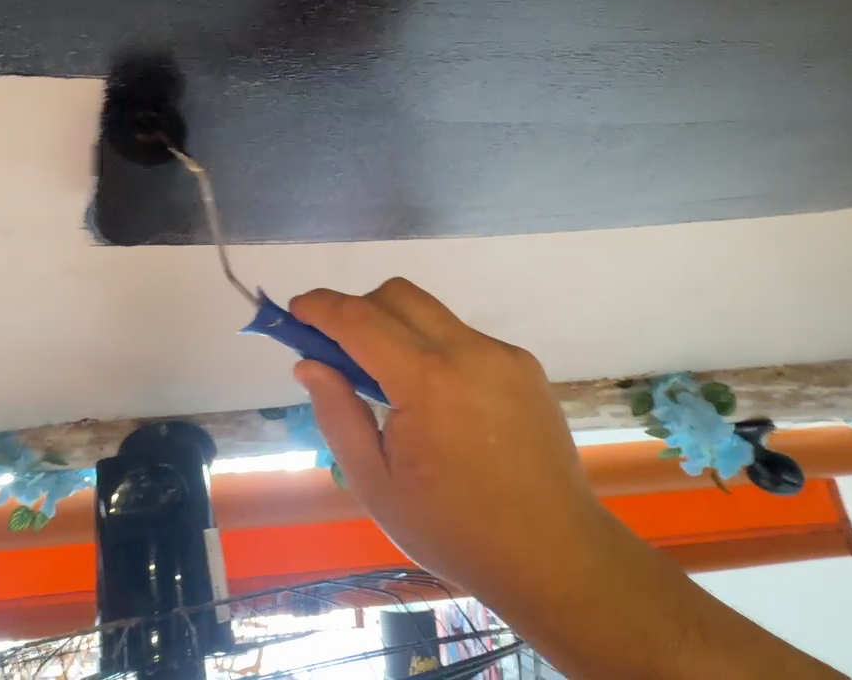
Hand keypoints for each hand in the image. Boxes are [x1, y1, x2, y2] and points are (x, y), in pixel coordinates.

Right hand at [289, 278, 610, 606]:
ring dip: (396, 328)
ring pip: (431, 313)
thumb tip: (310, 364)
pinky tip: (440, 404)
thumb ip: (337, 415)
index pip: (358, 319)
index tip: (294, 310)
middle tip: (339, 352)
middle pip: (396, 295)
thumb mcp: (376, 486)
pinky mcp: (524, 366)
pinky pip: (463, 337)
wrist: (556, 557)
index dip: (319, 307)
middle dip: (357, 308)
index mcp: (426, 381)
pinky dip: (434, 349)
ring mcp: (502, 355)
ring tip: (391, 387)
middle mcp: (467, 351)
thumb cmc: (455, 531)